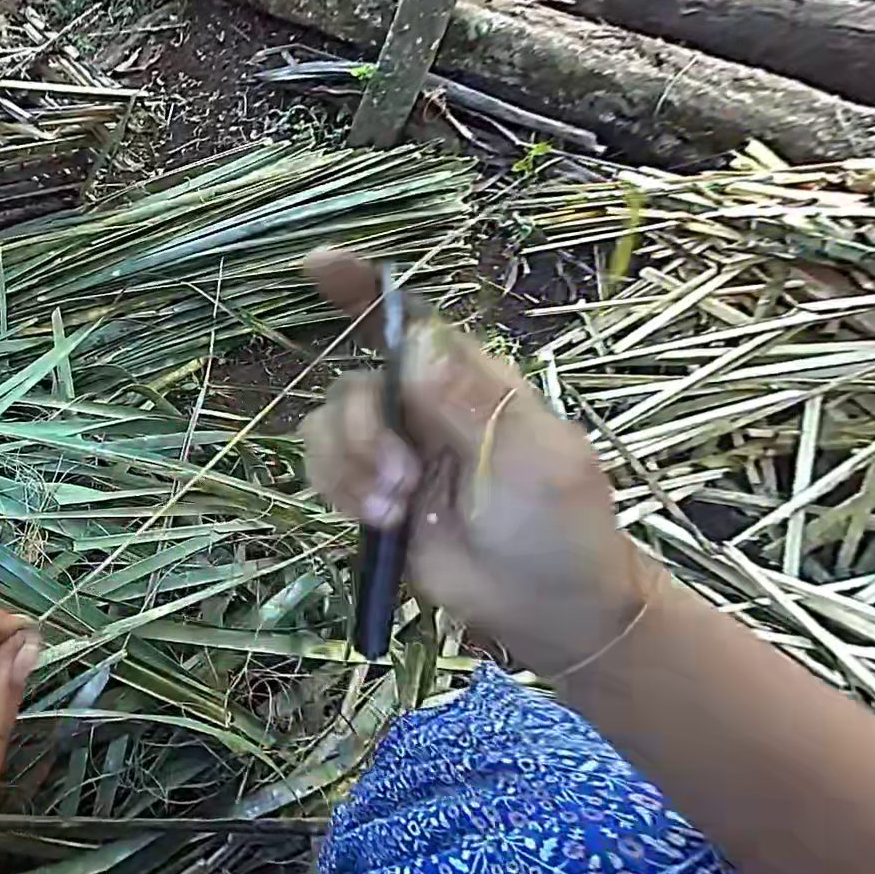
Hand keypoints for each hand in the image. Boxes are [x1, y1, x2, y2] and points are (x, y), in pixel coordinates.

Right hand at [300, 250, 655, 674]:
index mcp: (466, 382)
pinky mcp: (365, 487)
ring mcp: (388, 449)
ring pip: (325, 428)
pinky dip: (336, 490)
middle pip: (351, 387)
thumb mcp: (533, 462)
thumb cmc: (558, 528)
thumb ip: (471, 403)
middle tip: (399, 480)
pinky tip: (376, 519)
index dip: (360, 291)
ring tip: (391, 510)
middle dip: (362, 434)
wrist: (541, 607)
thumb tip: (411, 342)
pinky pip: (319, 469)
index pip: (406, 324)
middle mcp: (418, 406)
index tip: (315, 266)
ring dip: (347, 469)